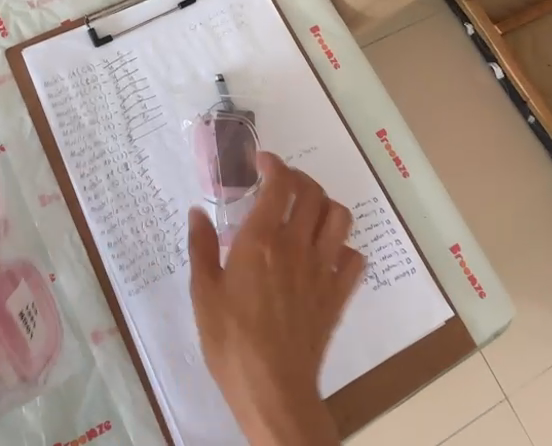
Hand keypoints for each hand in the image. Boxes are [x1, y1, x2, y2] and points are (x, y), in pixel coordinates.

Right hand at [188, 153, 363, 445]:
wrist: (273, 389)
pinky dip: (342, 247)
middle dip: (299, 178)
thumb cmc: (230, 340)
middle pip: (313, 193)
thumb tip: (198, 212)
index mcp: (261, 240)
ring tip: (306, 211)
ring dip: (325, 206)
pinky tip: (325, 253)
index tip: (262, 161)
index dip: (274, 164)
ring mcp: (321, 270)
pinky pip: (353, 258)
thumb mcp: (203, 292)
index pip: (279, 184)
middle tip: (281, 183)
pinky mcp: (337, 295)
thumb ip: (202, 246)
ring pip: (339, 218)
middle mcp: (296, 246)